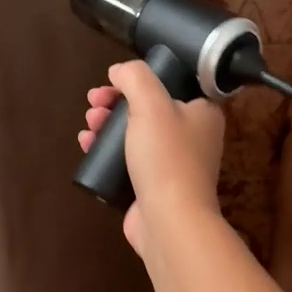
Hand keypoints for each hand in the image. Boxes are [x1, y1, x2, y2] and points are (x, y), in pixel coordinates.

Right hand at [80, 60, 225, 253]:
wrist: (169, 221)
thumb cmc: (167, 157)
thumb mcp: (152, 104)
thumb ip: (135, 77)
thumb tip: (119, 71)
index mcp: (203, 113)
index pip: (171, 85)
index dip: (139, 80)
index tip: (111, 82)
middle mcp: (194, 136)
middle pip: (149, 109)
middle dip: (116, 103)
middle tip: (93, 105)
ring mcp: (174, 163)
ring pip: (136, 134)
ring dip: (108, 125)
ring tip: (88, 127)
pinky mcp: (155, 186)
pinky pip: (129, 161)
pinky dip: (108, 152)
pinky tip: (87, 146)